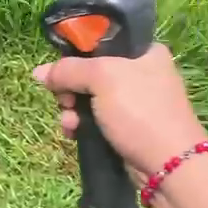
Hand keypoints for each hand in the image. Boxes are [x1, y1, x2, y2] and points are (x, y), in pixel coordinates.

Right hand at [32, 43, 207, 176]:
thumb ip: (68, 70)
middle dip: (69, 88)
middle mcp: (139, 73)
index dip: (75, 54)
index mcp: (144, 52)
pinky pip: (92, 118)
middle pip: (87, 71)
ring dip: (70, 109)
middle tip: (65, 100)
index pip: (100, 42)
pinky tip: (73, 133)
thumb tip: (39, 72)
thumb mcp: (102, 78)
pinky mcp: (124, 126)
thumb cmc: (139, 111)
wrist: (168, 165)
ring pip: (86, 97)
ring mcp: (132, 102)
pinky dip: (79, 124)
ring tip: (70, 123)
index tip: (62, 70)